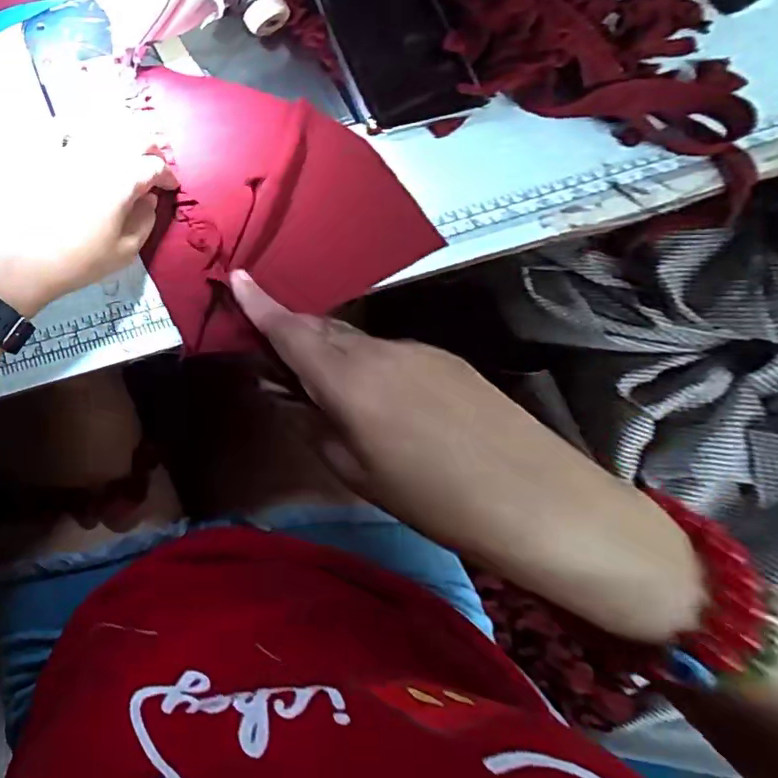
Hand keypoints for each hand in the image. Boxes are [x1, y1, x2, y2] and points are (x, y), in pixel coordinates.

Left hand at [0, 131, 176, 316]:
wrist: (25, 261)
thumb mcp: (126, 250)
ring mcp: (73, 152)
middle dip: (152, 147)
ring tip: (126, 153)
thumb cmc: (80, 260)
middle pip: (136, 134)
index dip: (167, 175)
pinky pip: (69, 130)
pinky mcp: (49, 157)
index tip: (170, 187)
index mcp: (124, 178)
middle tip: (154, 165)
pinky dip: (84, 131)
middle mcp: (101, 156)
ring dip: (124, 136)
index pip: (156, 165)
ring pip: (107, 127)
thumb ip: (145, 220)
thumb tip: (149, 200)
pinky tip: (87, 141)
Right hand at [228, 270, 705, 644]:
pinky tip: (384, 405)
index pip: (289, 329)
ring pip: (355, 342)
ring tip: (329, 393)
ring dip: (331, 355)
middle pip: (320, 330)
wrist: (541, 501)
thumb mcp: (354, 470)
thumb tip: (287, 395)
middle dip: (292, 334)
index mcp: (346, 377)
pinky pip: (388, 352)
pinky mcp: (445, 358)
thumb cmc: (432, 497)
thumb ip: (312, 424)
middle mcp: (377, 349)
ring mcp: (416, 348)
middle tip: (275, 359)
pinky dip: (368, 366)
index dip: (258, 303)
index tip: (237, 277)